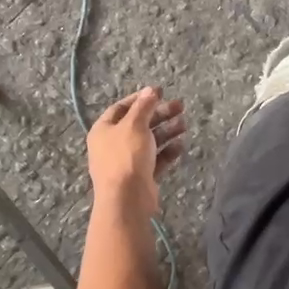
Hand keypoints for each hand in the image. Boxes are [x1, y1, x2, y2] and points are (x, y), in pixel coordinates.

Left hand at [87, 87, 186, 212]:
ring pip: (149, 141)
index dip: (140, 98)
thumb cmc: (126, 155)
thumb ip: (144, 106)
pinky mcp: (140, 175)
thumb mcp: (135, 124)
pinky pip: (155, 159)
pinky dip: (167, 151)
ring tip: (184, 124)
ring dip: (167, 131)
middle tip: (180, 106)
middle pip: (139, 123)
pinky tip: (180, 145)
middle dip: (160, 114)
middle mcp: (113, 144)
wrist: (126, 198)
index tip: (160, 92)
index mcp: (104, 130)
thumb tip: (150, 89)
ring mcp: (126, 161)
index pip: (121, 107)